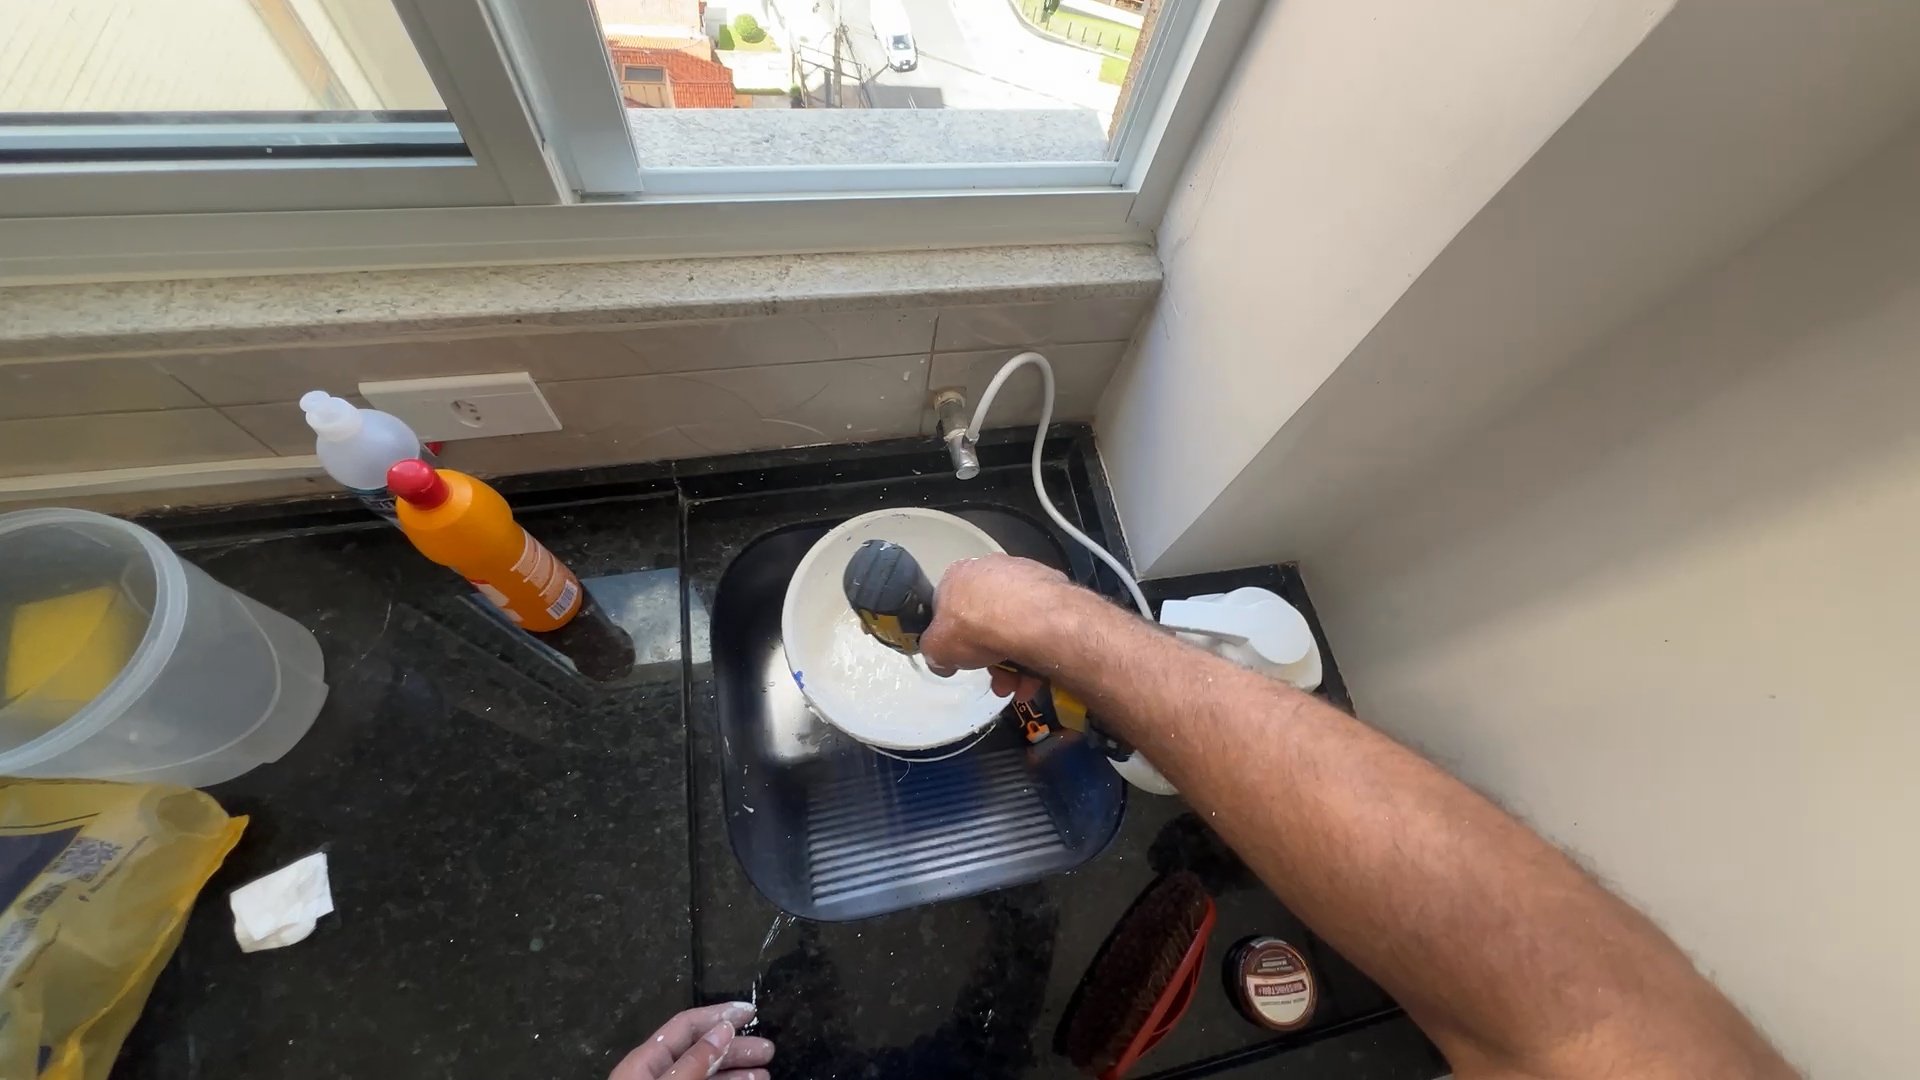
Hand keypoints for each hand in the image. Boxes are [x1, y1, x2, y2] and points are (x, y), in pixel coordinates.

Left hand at [609, 1003, 775, 1079]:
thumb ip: (694, 1062)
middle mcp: (657, 1078)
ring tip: (764, 1076)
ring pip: (706, 1078)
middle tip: (768, 1052)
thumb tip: (725, 1029)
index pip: (686, 1026)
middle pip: (701, 1051)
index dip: (719, 1015)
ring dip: (736, 1074)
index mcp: (646, 1064)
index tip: (751, 1013)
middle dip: (736, 1048)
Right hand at [919, 554, 1070, 699]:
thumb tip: (942, 660)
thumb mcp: (936, 648)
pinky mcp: (1052, 588)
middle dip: (990, 657)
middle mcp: (990, 568)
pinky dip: (1036, 649)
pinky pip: (1038, 623)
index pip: (949, 605)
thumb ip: (934, 652)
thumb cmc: (975, 627)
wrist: (1029, 619)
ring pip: (1014, 625)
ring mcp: (1024, 576)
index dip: (955, 636)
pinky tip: (1036, 674)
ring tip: (1019, 685)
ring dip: (1014, 660)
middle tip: (998, 681)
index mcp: (958, 575)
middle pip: (985, 619)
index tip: (963, 658)